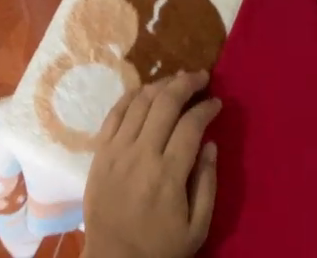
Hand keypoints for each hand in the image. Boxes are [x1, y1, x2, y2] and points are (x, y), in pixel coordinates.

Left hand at [82, 70, 220, 257]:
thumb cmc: (159, 247)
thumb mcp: (196, 228)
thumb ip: (207, 184)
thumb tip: (211, 144)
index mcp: (168, 174)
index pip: (191, 125)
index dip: (206, 108)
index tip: (217, 102)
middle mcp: (141, 154)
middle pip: (165, 103)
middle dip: (186, 83)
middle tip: (201, 76)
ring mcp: (117, 150)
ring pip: (140, 101)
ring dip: (161, 84)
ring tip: (176, 80)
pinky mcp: (100, 152)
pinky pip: (114, 113)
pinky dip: (131, 96)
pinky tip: (145, 90)